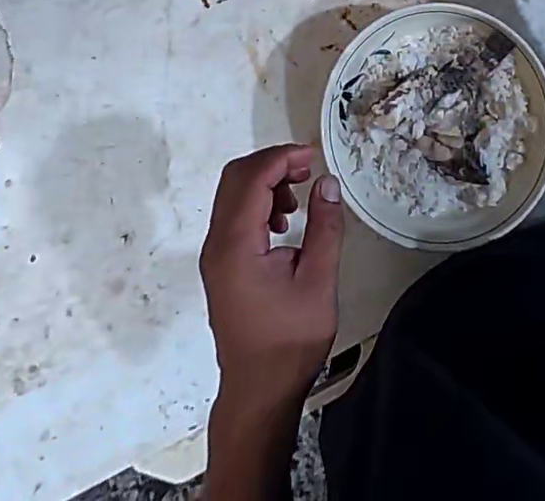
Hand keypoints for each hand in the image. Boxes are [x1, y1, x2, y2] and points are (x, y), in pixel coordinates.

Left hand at [199, 145, 343, 414]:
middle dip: (273, 163)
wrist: (261, 387)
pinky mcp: (223, 264)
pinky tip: (288, 221)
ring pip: (234, 195)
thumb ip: (325, 226)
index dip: (282, 158)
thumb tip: (328, 183)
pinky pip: (236, 214)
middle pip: (235, 179)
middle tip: (309, 169)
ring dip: (268, 182)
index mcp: (236, 246)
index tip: (314, 157)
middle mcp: (217, 245)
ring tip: (302, 197)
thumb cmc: (291, 337)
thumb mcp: (319, 278)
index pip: (251, 180)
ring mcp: (216, 255)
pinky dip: (261, 202)